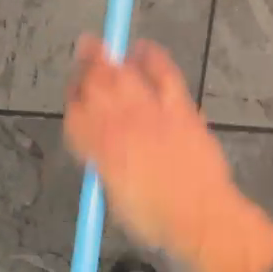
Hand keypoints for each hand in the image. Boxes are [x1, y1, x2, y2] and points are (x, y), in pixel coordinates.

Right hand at [64, 37, 233, 253]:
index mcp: (101, 152)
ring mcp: (150, 112)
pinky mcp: (178, 107)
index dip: (73, 105)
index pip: (76, 115)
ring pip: (122, 74)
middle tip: (85, 68)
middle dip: (86, 74)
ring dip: (109, 62)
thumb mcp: (115, 201)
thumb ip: (104, 170)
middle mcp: (120, 125)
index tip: (74, 101)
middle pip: (95, 85)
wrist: (199, 217)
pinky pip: (163, 71)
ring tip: (104, 55)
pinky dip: (151, 57)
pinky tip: (142, 50)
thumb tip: (100, 156)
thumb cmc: (156, 221)